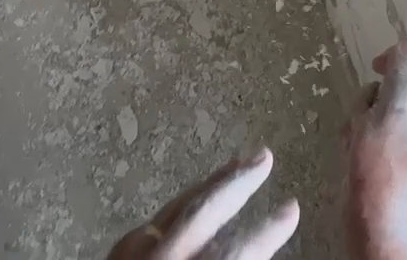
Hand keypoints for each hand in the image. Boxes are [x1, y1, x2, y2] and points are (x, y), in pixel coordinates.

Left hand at [107, 148, 299, 259]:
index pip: (233, 255)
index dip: (267, 233)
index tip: (292, 208)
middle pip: (201, 214)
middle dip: (237, 183)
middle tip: (265, 156)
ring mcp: (131, 256)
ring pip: (175, 209)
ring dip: (210, 184)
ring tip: (238, 163)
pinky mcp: (115, 256)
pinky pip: (154, 220)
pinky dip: (181, 203)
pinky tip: (194, 199)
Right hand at [342, 1, 406, 259]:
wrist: (375, 223)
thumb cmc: (382, 168)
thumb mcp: (388, 115)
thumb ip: (399, 77)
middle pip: (404, 74)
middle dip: (378, 84)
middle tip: (365, 105)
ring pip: (384, 94)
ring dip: (365, 107)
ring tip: (357, 133)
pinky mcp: (397, 143)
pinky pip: (377, 116)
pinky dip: (362, 123)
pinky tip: (355, 142)